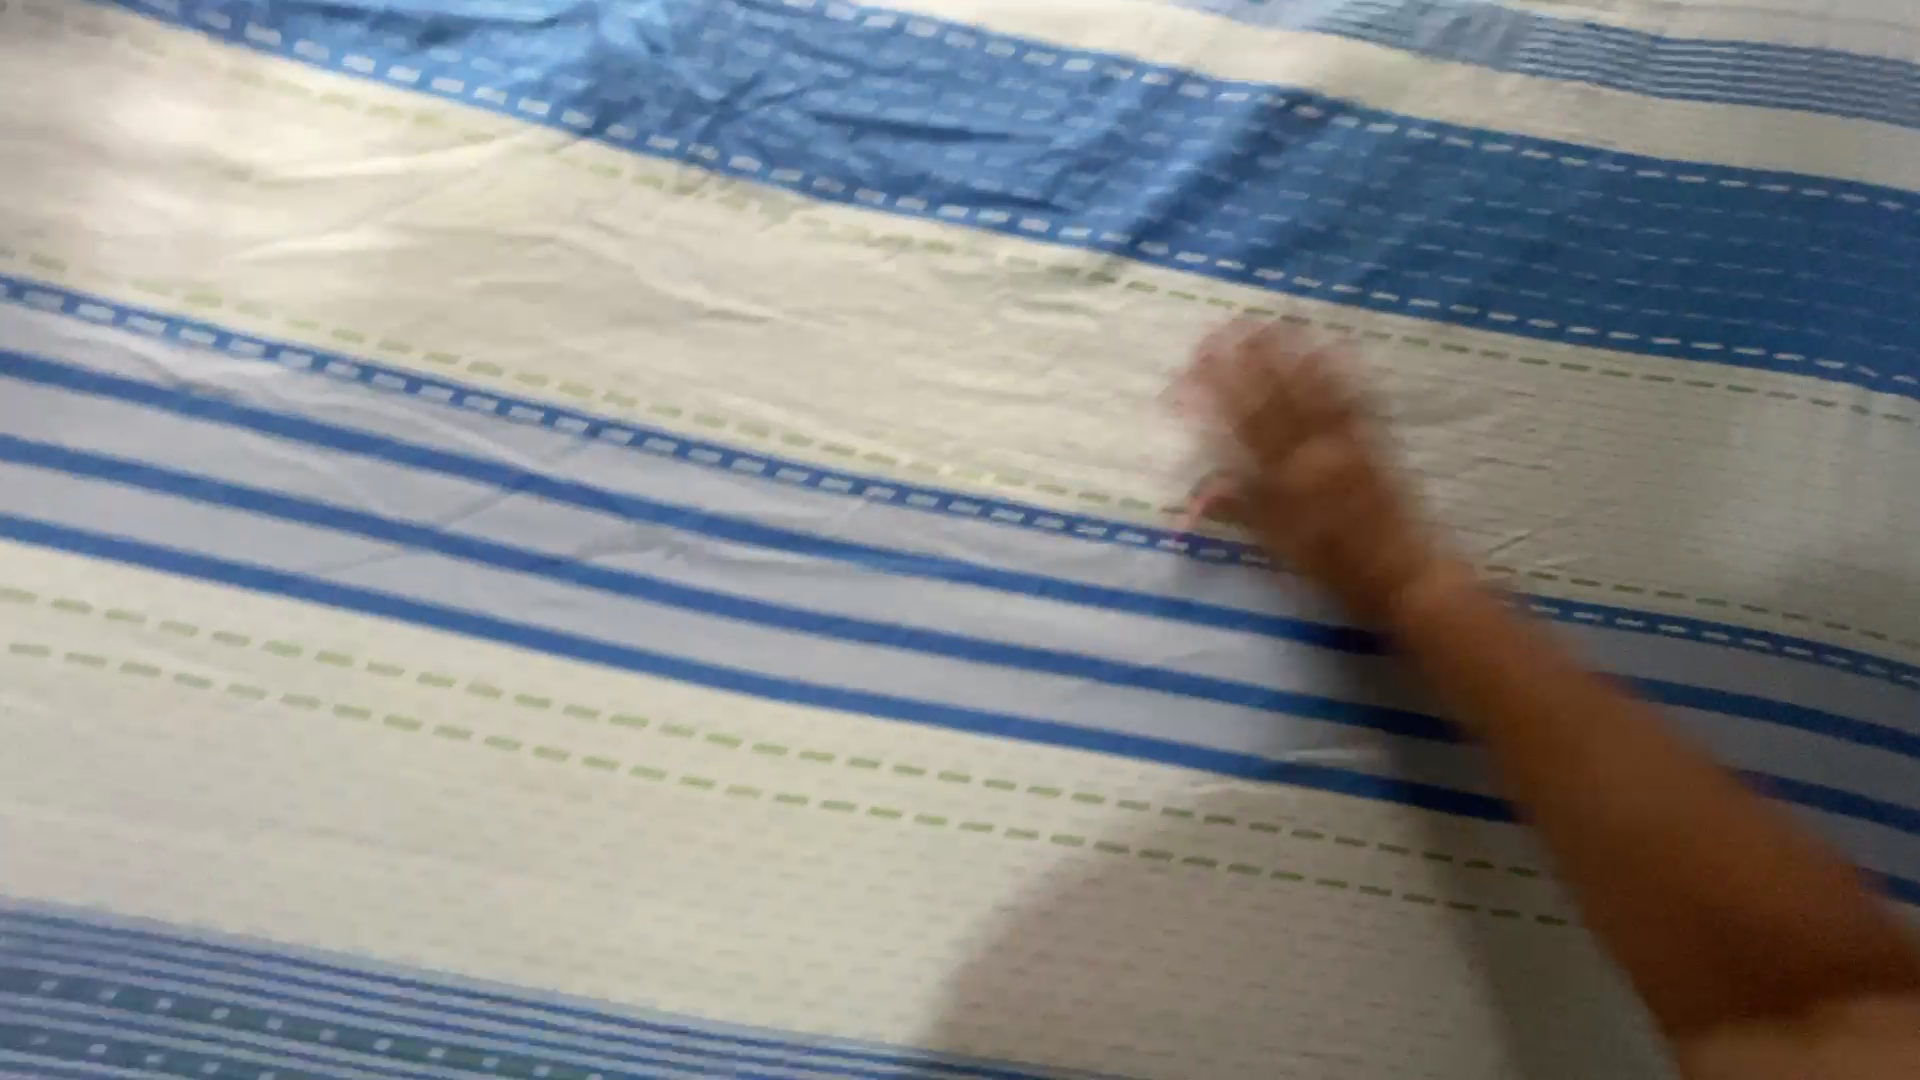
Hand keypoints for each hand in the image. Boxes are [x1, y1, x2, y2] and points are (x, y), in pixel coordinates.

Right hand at [1177, 321, 1459, 625]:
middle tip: (1224, 327)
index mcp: (1281, 478)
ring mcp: (1345, 441)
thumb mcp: (1275, 543)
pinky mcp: (1373, 439)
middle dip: (1245, 361)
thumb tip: (1198, 488)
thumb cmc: (1329, 563)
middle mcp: (1311, 452)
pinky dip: (1340, 369)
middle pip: (1272, 398)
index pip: (1238, 426)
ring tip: (1269, 321)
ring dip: (1288, 353)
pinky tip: (1330, 344)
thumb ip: (1239, 509)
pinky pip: (1353, 398)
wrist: (1399, 572)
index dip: (1213, 394)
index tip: (1191, 369)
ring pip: (1311, 389)